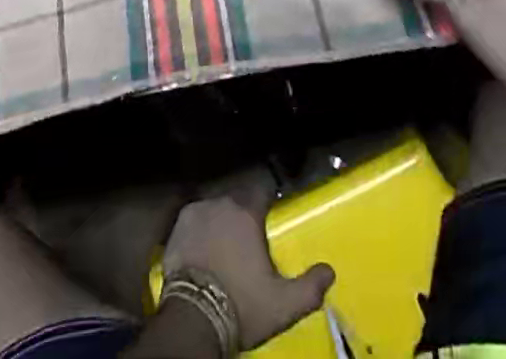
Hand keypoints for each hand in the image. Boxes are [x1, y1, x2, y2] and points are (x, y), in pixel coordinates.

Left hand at [162, 193, 332, 349]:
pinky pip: (194, 220)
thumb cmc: (243, 304)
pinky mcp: (176, 226)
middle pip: (236, 201)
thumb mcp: (285, 303)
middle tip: (250, 238)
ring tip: (226, 245)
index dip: (268, 198)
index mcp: (246, 214)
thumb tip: (329, 270)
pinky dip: (201, 230)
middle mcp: (219, 204)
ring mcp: (195, 212)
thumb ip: (311, 286)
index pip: (261, 191)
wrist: (195, 314)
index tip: (272, 211)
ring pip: (214, 209)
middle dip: (244, 214)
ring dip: (221, 221)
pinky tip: (204, 247)